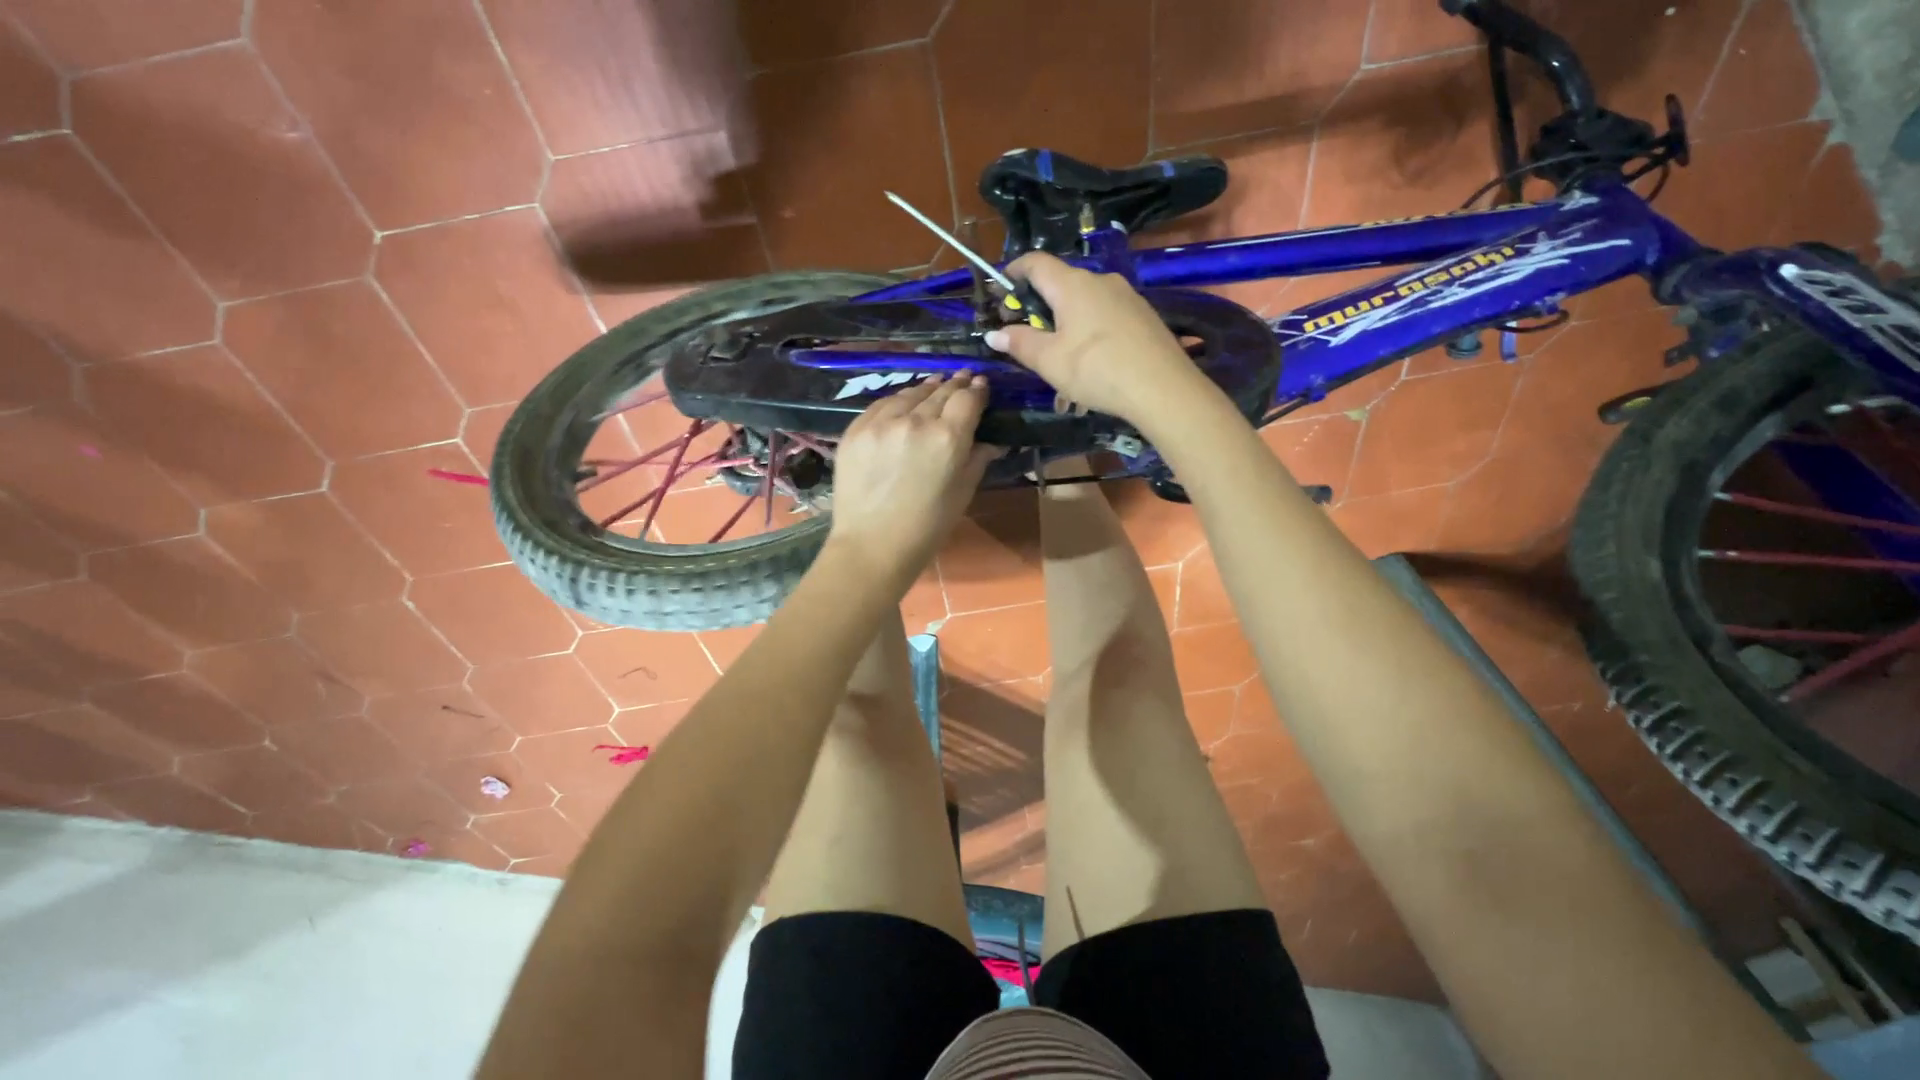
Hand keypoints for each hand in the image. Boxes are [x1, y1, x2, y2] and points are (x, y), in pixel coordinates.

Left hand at [827, 373, 998, 577]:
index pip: (968, 399)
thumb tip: (992, 441)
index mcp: (948, 438)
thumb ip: (977, 459)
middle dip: (955, 385)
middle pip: (940, 392)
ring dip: (926, 389)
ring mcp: (882, 423)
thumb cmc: (926, 527)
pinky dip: (897, 401)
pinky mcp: (856, 430)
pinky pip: (881, 405)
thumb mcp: (962, 492)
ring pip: (910, 394)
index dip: (977, 390)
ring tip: (936, 385)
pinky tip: (903, 402)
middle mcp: (915, 421)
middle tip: (963, 379)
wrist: (872, 545)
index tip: (981, 385)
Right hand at [983, 252, 1227, 431]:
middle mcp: (1100, 280)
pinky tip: (1092, 360)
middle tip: (1026, 334)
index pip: (1035, 262)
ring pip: (1085, 301)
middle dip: (1039, 304)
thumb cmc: (1097, 370)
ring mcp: (1126, 295)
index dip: (1013, 272)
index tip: (1000, 293)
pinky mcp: (1143, 314)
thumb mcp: (1050, 361)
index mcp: (1072, 284)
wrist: (1163, 388)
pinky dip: (1090, 329)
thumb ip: (1019, 343)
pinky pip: (1106, 314)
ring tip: (1059, 355)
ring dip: (1066, 320)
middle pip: (1061, 282)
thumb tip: (993, 333)